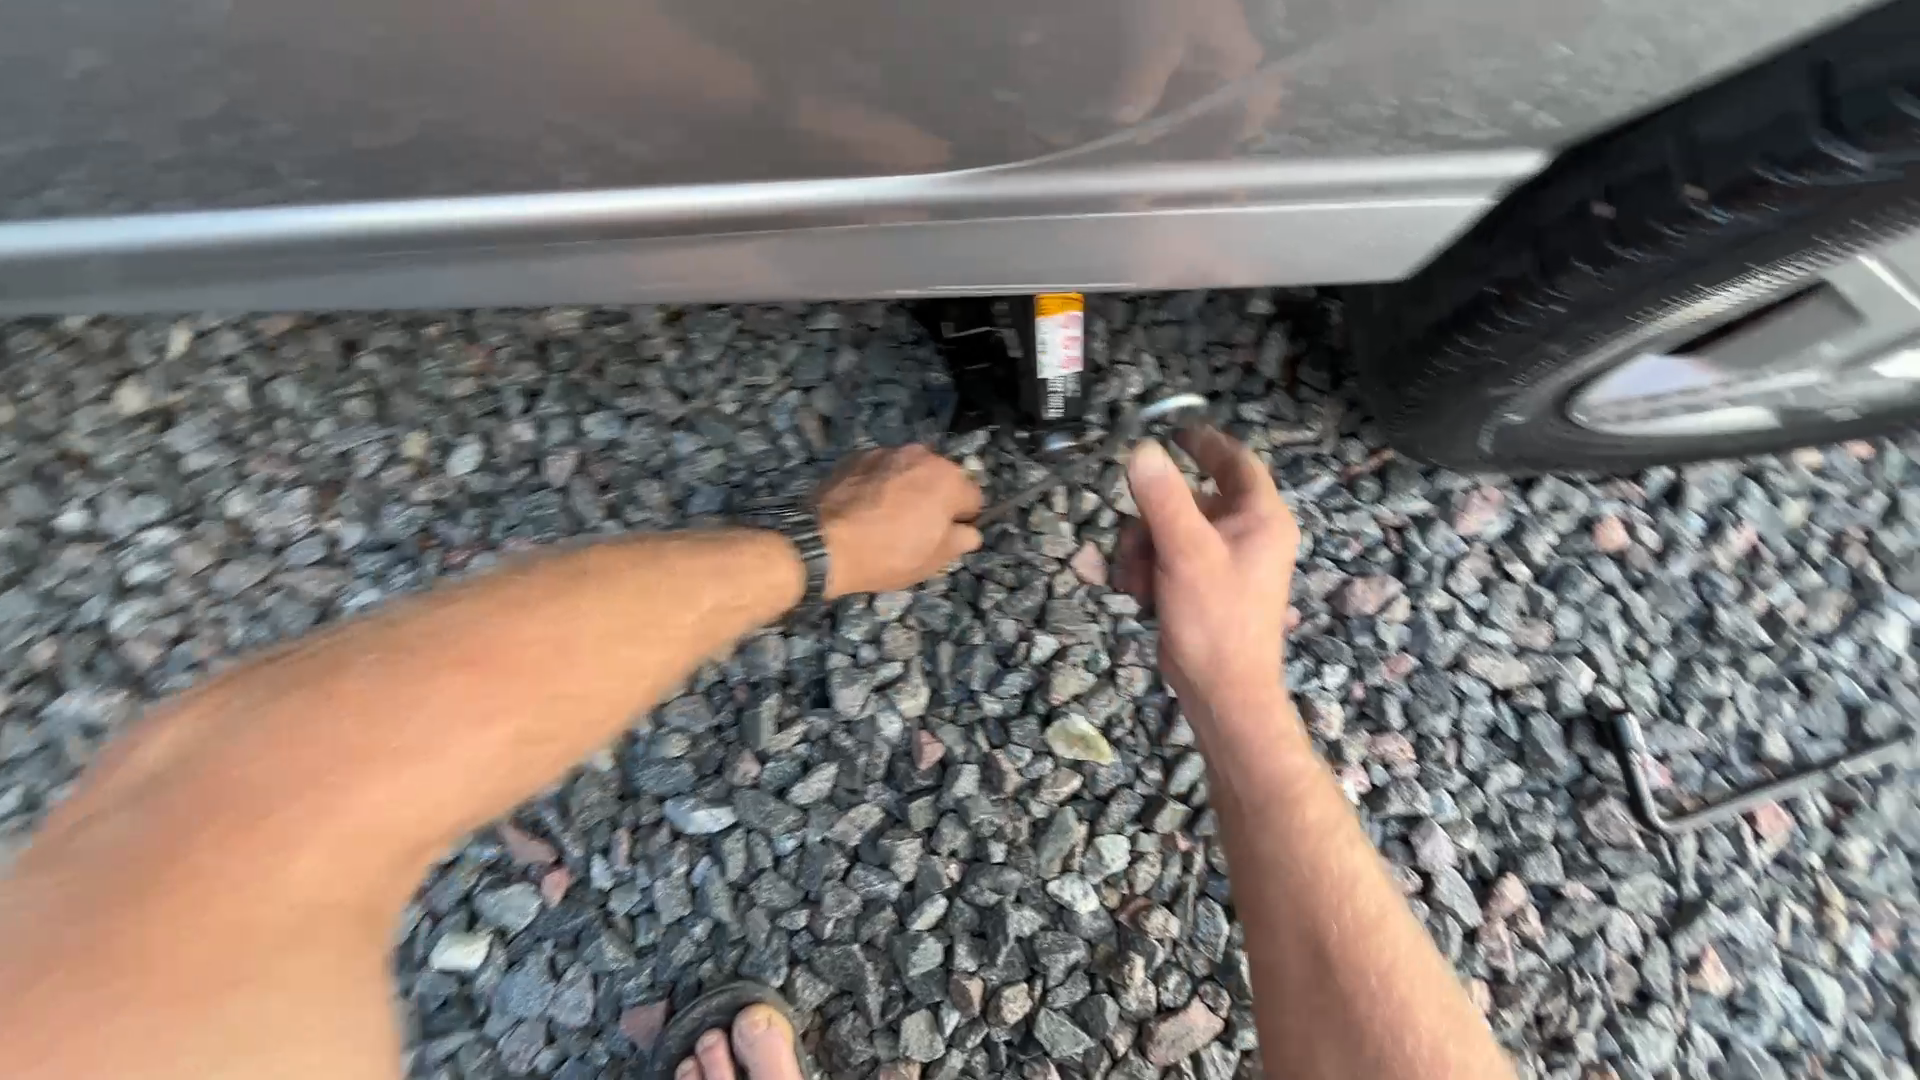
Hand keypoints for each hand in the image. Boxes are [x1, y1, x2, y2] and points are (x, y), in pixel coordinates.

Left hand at [815, 444, 983, 597]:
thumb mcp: (933, 560)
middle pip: (941, 479)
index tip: (945, 536)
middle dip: (935, 499)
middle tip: (915, 528)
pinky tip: (865, 508)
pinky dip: (880, 484)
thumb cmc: (887, 554)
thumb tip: (969, 532)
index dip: (962, 520)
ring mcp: (887, 452)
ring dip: (907, 488)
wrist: (822, 543)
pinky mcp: (857, 456)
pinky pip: (881, 470)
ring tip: (886, 517)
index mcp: (949, 480)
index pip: (973, 498)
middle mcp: (922, 456)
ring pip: (909, 471)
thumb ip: (960, 541)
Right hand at [1115, 427, 1299, 705]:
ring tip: (1135, 581)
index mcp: (1261, 518)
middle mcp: (1247, 533)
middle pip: (1188, 499)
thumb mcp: (1185, 552)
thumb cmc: (1214, 618)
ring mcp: (1223, 560)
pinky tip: (1139, 593)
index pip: (1236, 462)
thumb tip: (1141, 449)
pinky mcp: (1202, 583)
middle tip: (1133, 542)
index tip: (1171, 431)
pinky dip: (1147, 570)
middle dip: (1151, 520)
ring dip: (1142, 550)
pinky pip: (1166, 556)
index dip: (1204, 443)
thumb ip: (1163, 498)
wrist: (1220, 690)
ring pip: (1168, 529)